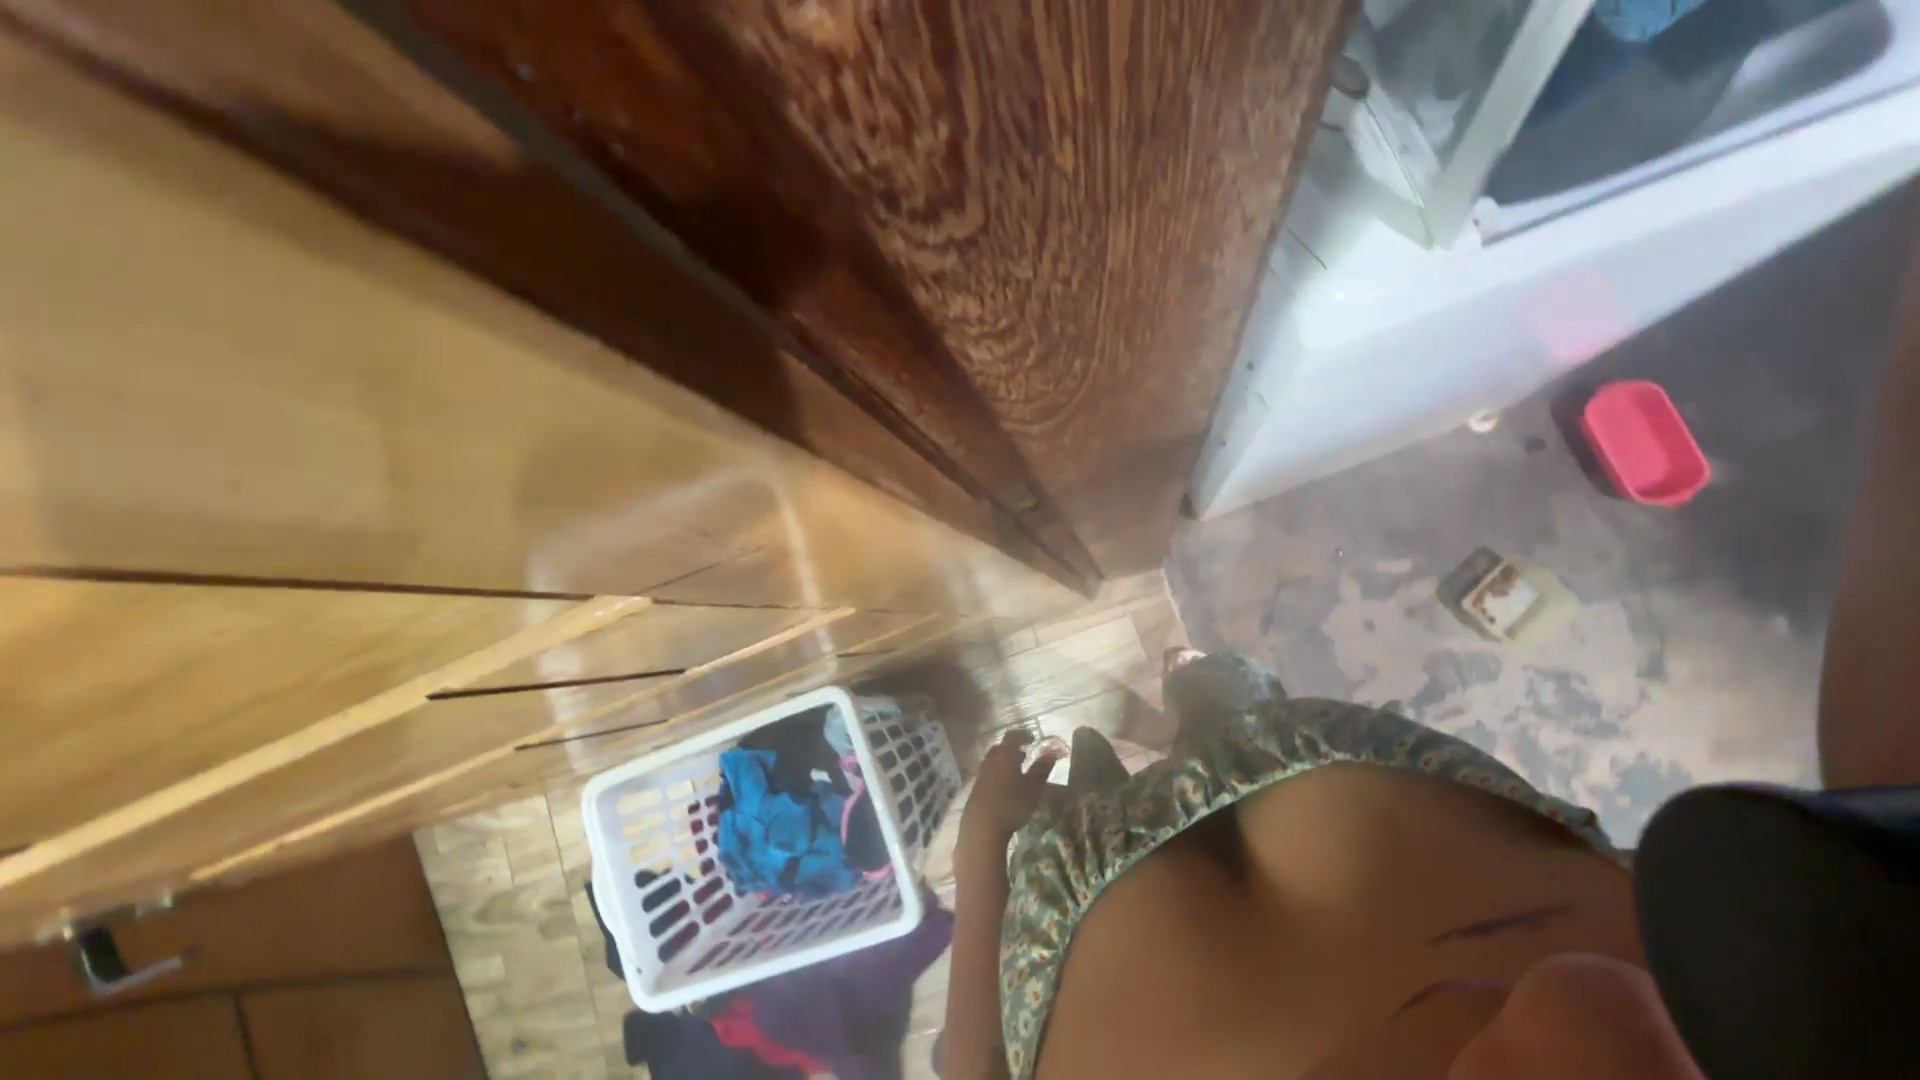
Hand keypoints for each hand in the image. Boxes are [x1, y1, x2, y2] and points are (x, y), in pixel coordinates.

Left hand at [956, 730, 1061, 883]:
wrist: (982, 826)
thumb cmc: (1012, 804)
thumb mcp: (1033, 788)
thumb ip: (1042, 769)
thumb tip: (1051, 753)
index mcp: (1005, 755)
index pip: (1013, 736)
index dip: (1023, 735)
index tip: (1033, 738)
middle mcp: (990, 760)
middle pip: (1001, 747)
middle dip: (1013, 748)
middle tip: (1025, 754)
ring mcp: (981, 773)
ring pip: (994, 760)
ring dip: (1005, 760)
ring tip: (1017, 770)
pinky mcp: (975, 787)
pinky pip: (989, 772)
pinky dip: (998, 771)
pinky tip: (1005, 786)